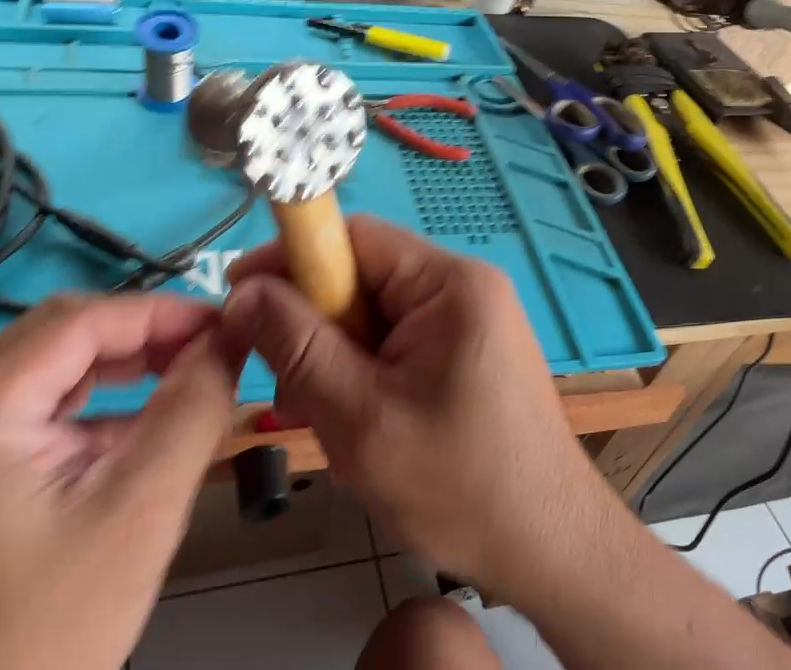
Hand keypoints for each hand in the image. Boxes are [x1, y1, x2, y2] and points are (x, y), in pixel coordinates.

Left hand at [0, 295, 244, 669]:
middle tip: (215, 352)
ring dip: (121, 373)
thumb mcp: (138, 513)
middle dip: (142, 340)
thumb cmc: (49, 635)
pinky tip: (142, 431)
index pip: (76, 321)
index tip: (228, 323)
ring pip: (48, 376)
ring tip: (191, 380)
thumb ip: (192, 410)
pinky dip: (92, 415)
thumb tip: (230, 337)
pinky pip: (33, 419)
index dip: (160, 312)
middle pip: (56, 340)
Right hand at [221, 217, 610, 596]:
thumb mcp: (360, 418)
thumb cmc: (459, 486)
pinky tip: (352, 425)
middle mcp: (464, 289)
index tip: (238, 298)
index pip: (353, 236)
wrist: (552, 554)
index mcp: (450, 284)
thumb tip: (243, 291)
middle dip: (311, 326)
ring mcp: (469, 325)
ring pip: (373, 318)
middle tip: (282, 386)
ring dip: (333, 359)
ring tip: (316, 416)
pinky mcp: (466, 358)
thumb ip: (296, 346)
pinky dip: (362, 377)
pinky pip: (395, 347)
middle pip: (361, 278)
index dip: (289, 258)